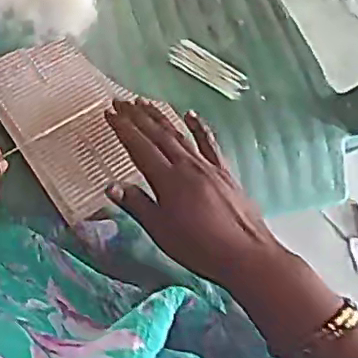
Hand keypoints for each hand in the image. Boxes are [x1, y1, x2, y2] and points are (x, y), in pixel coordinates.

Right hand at [105, 101, 342, 354]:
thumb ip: (137, 204)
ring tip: (144, 101)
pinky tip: (191, 114)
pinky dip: (199, 127)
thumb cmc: (199, 247)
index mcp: (168, 180)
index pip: (139, 147)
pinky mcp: (224, 172)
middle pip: (157, 135)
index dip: (122, 129)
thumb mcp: (160, 230)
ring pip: (179, 134)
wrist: (248, 256)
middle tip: (120, 100)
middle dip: (136, 116)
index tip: (109, 113)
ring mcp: (208, 167)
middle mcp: (187, 167)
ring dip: (160, 116)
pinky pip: (209, 144)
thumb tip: (110, 185)